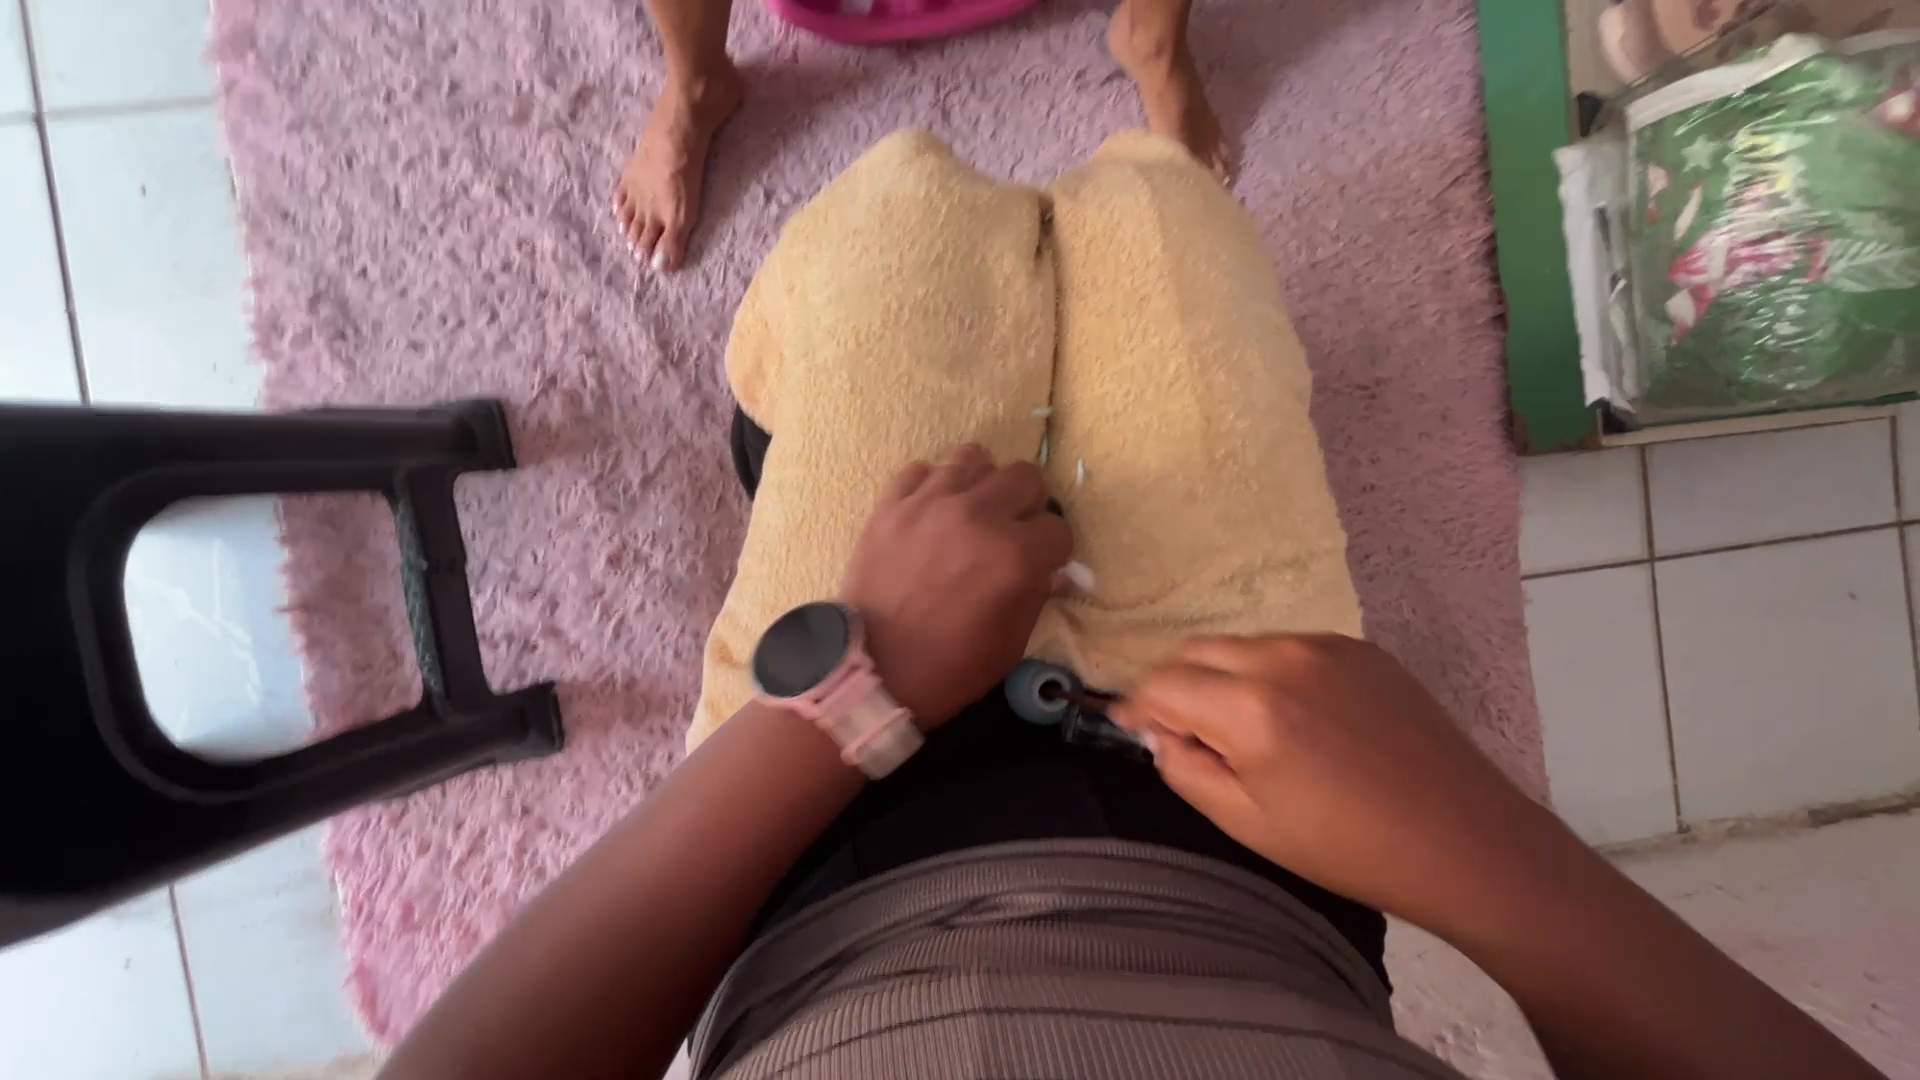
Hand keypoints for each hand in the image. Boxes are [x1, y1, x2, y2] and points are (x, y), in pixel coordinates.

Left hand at [842, 445, 1073, 728]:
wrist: (872, 669)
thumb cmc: (949, 667)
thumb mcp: (1010, 644)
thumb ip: (1036, 596)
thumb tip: (1051, 569)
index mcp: (1013, 555)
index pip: (1058, 528)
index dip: (1054, 550)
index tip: (1041, 563)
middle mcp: (976, 516)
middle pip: (1025, 476)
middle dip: (1028, 504)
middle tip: (1013, 529)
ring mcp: (928, 503)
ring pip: (974, 457)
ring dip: (983, 483)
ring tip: (973, 510)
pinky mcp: (890, 504)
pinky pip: (921, 470)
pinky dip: (932, 486)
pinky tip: (932, 513)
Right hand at [1110, 635, 1575, 939]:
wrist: (1467, 842)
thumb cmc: (1348, 847)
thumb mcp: (1247, 823)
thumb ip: (1184, 768)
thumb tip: (1158, 731)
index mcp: (1249, 708)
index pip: (1161, 683)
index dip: (1137, 707)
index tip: (1131, 727)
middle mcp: (1280, 658)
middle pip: (1193, 651)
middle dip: (1176, 687)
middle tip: (1188, 733)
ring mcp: (1324, 645)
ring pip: (1239, 647)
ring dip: (1223, 678)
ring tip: (1249, 730)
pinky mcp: (1358, 647)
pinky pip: (1286, 649)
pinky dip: (1269, 674)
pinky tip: (1299, 718)